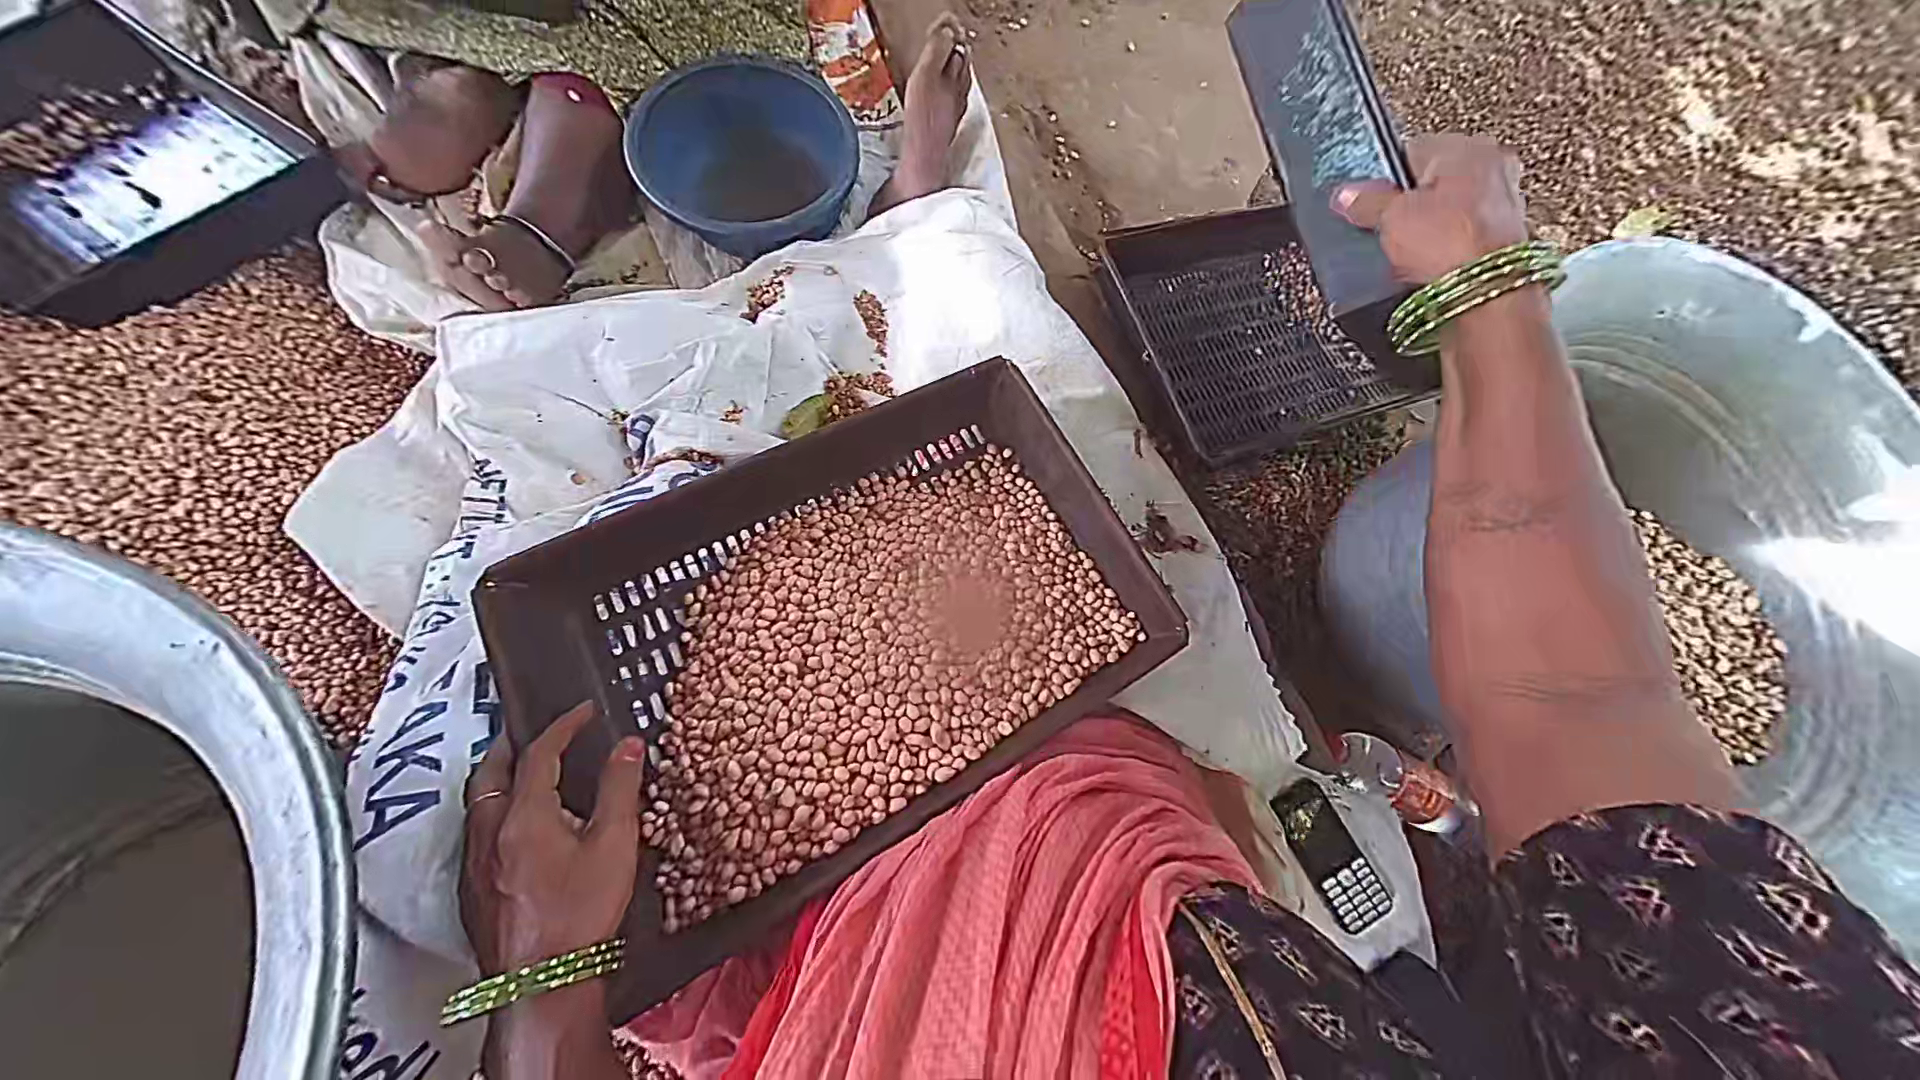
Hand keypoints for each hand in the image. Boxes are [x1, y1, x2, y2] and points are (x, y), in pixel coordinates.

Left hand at [460, 702, 647, 972]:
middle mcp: (489, 836)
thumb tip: (628, 745)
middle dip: (511, 745)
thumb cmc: (581, 911)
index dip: (563, 726)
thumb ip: (620, 788)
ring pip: (478, 803)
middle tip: (534, 730)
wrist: (544, 982)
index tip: (583, 712)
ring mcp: (476, 866)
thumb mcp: (614, 842)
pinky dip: (495, 807)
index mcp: (523, 818)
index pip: (538, 755)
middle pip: (488, 774)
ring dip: (499, 776)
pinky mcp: (475, 891)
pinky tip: (517, 823)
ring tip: (526, 768)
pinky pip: (477, 831)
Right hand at [1331, 134, 1529, 283]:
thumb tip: (1347, 195)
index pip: (1409, 149)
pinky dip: (1437, 245)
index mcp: (1466, 147)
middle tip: (1377, 224)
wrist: (1482, 288)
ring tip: (1399, 248)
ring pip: (1443, 208)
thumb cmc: (1451, 242)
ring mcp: (1500, 200)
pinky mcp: (1497, 234)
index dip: (1378, 177)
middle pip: (1429, 180)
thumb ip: (1365, 202)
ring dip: (1421, 225)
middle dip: (1402, 202)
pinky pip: (1454, 234)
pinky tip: (1422, 261)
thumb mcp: (1390, 217)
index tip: (1359, 197)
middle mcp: (1491, 165)